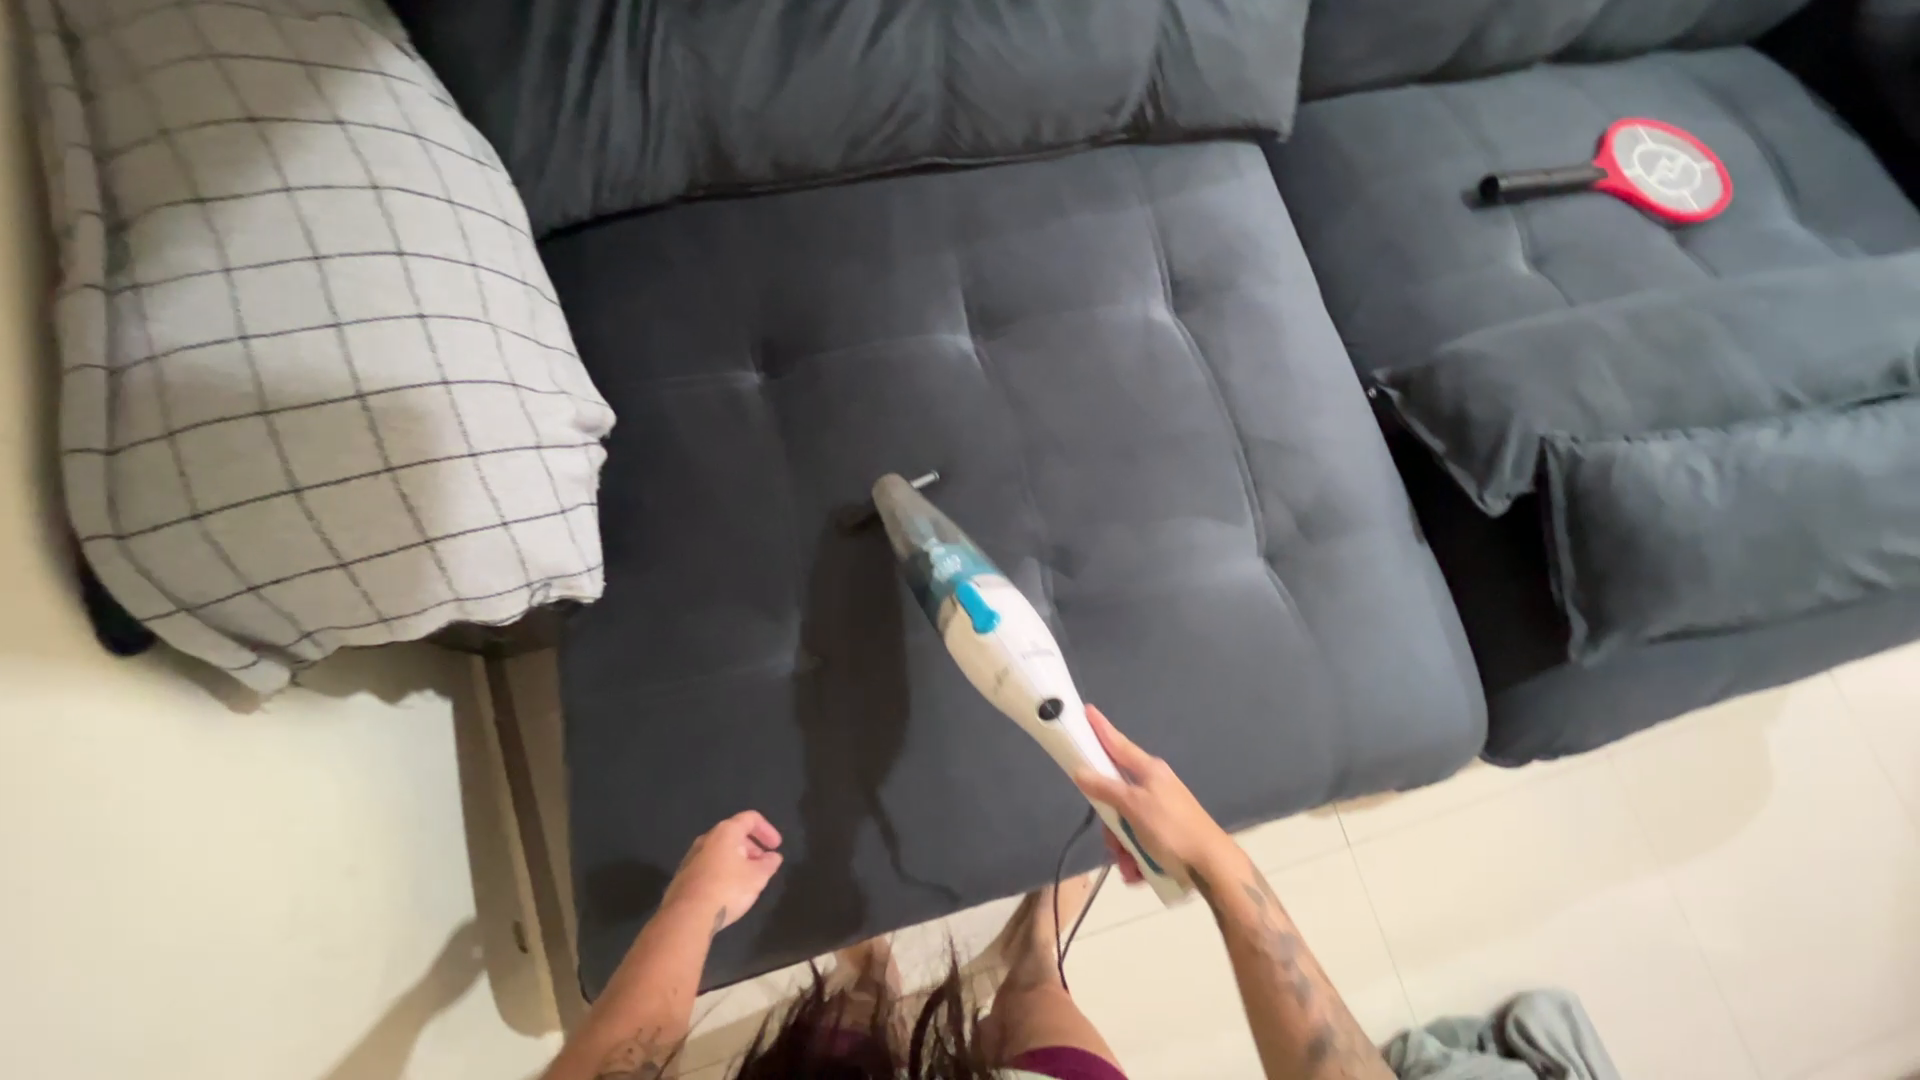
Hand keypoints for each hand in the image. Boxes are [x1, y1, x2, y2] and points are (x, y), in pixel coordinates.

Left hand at [660, 811, 783, 932]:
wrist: (686, 917)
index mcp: (726, 832)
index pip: (750, 818)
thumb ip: (769, 864)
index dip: (767, 829)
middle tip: (763, 864)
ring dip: (737, 860)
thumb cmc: (727, 889)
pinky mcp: (683, 876)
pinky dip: (722, 871)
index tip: (776, 846)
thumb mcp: (757, 877)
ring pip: (720, 851)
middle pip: (734, 834)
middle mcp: (706, 839)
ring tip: (747, 880)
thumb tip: (773, 857)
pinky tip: (728, 891)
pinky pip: (709, 866)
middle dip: (752, 848)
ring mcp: (691, 858)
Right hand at [1072, 705, 1237, 886]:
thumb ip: (1105, 788)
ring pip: (1125, 823)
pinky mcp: (1165, 833)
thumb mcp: (1134, 807)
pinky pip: (1138, 841)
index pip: (1118, 744)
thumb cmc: (1172, 828)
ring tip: (1129, 864)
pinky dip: (1135, 857)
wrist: (1212, 865)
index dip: (1101, 729)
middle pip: (1115, 795)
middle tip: (1112, 840)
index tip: (1088, 711)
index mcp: (1149, 771)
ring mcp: (1159, 810)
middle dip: (1110, 823)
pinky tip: (1138, 872)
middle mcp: (1153, 786)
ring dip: (1122, 847)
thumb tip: (1080, 770)